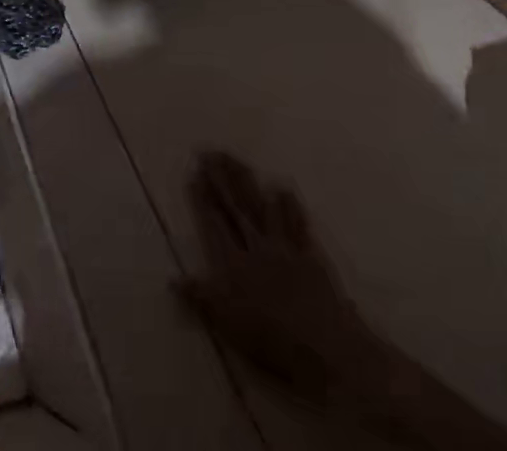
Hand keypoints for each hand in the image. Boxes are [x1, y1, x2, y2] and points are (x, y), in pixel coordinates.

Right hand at [180, 153, 405, 409]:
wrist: (332, 354)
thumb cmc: (274, 344)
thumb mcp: (228, 326)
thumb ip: (201, 299)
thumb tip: (174, 279)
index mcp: (232, 266)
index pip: (213, 225)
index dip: (203, 199)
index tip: (194, 173)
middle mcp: (255, 250)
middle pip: (235, 209)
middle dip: (220, 179)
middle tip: (209, 151)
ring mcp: (285, 251)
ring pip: (261, 208)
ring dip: (248, 182)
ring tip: (236, 159)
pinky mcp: (311, 259)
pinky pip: (298, 226)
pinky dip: (289, 206)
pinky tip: (282, 187)